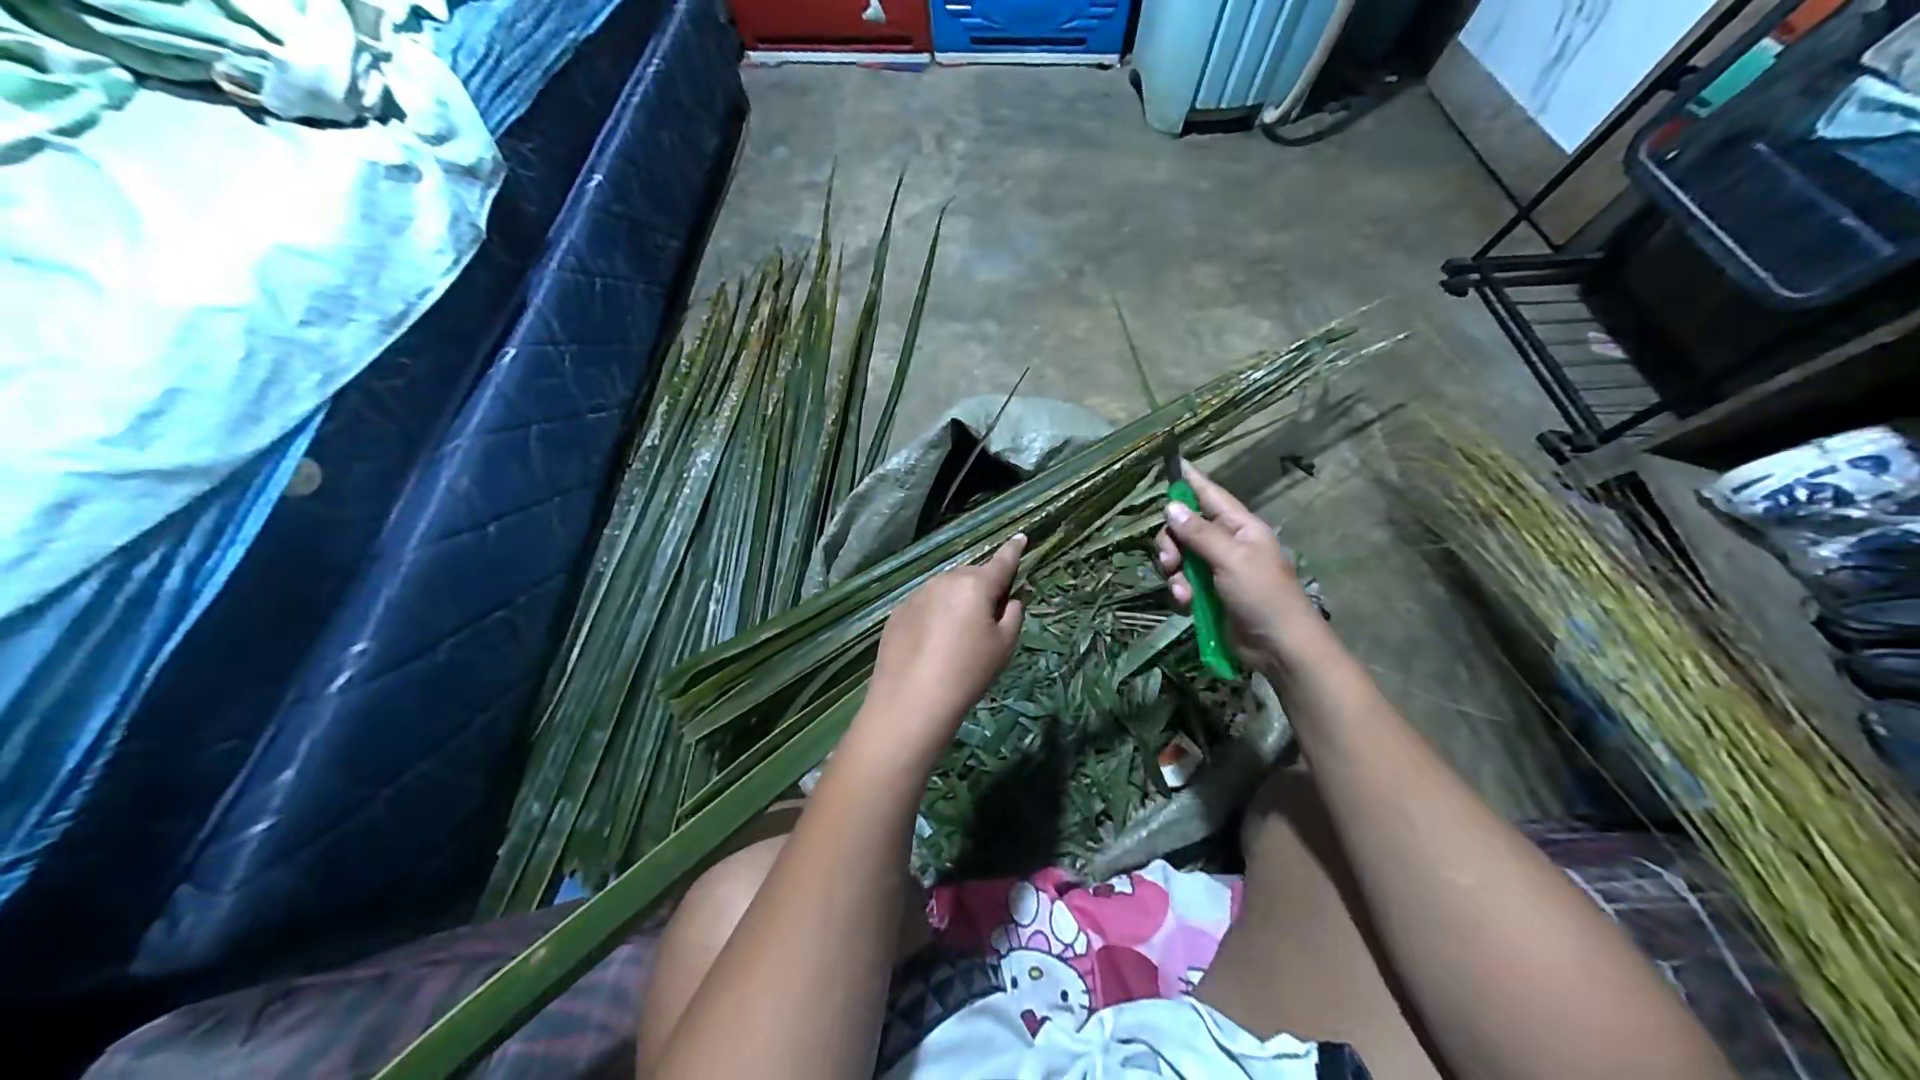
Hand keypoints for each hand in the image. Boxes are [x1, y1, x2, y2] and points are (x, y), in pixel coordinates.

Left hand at [852, 534, 1026, 771]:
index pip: (1001, 562)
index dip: (1013, 550)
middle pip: (972, 577)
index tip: (1020, 537)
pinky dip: (934, 615)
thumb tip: (1008, 600)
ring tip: (956, 639)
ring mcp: (918, 594)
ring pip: (946, 590)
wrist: (911, 700)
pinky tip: (932, 645)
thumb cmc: (967, 672)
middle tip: (988, 621)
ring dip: (956, 602)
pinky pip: (926, 605)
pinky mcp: (898, 612)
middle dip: (982, 589)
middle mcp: (945, 581)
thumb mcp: (1004, 646)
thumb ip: (1013, 615)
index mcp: (976, 585)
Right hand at [1154, 463, 1325, 674]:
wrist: (1278, 647)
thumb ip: (1199, 532)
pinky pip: (1182, 583)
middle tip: (1169, 562)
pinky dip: (1180, 593)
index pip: (1210, 494)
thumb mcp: (1231, 559)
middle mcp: (1226, 543)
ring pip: (1179, 557)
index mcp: (1240, 527)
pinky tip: (1186, 605)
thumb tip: (1171, 506)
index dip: (1190, 481)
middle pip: (1184, 528)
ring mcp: (1216, 570)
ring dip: (1174, 573)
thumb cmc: (1263, 595)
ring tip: (1183, 593)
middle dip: (1171, 543)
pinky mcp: (1208, 594)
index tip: (1171, 465)